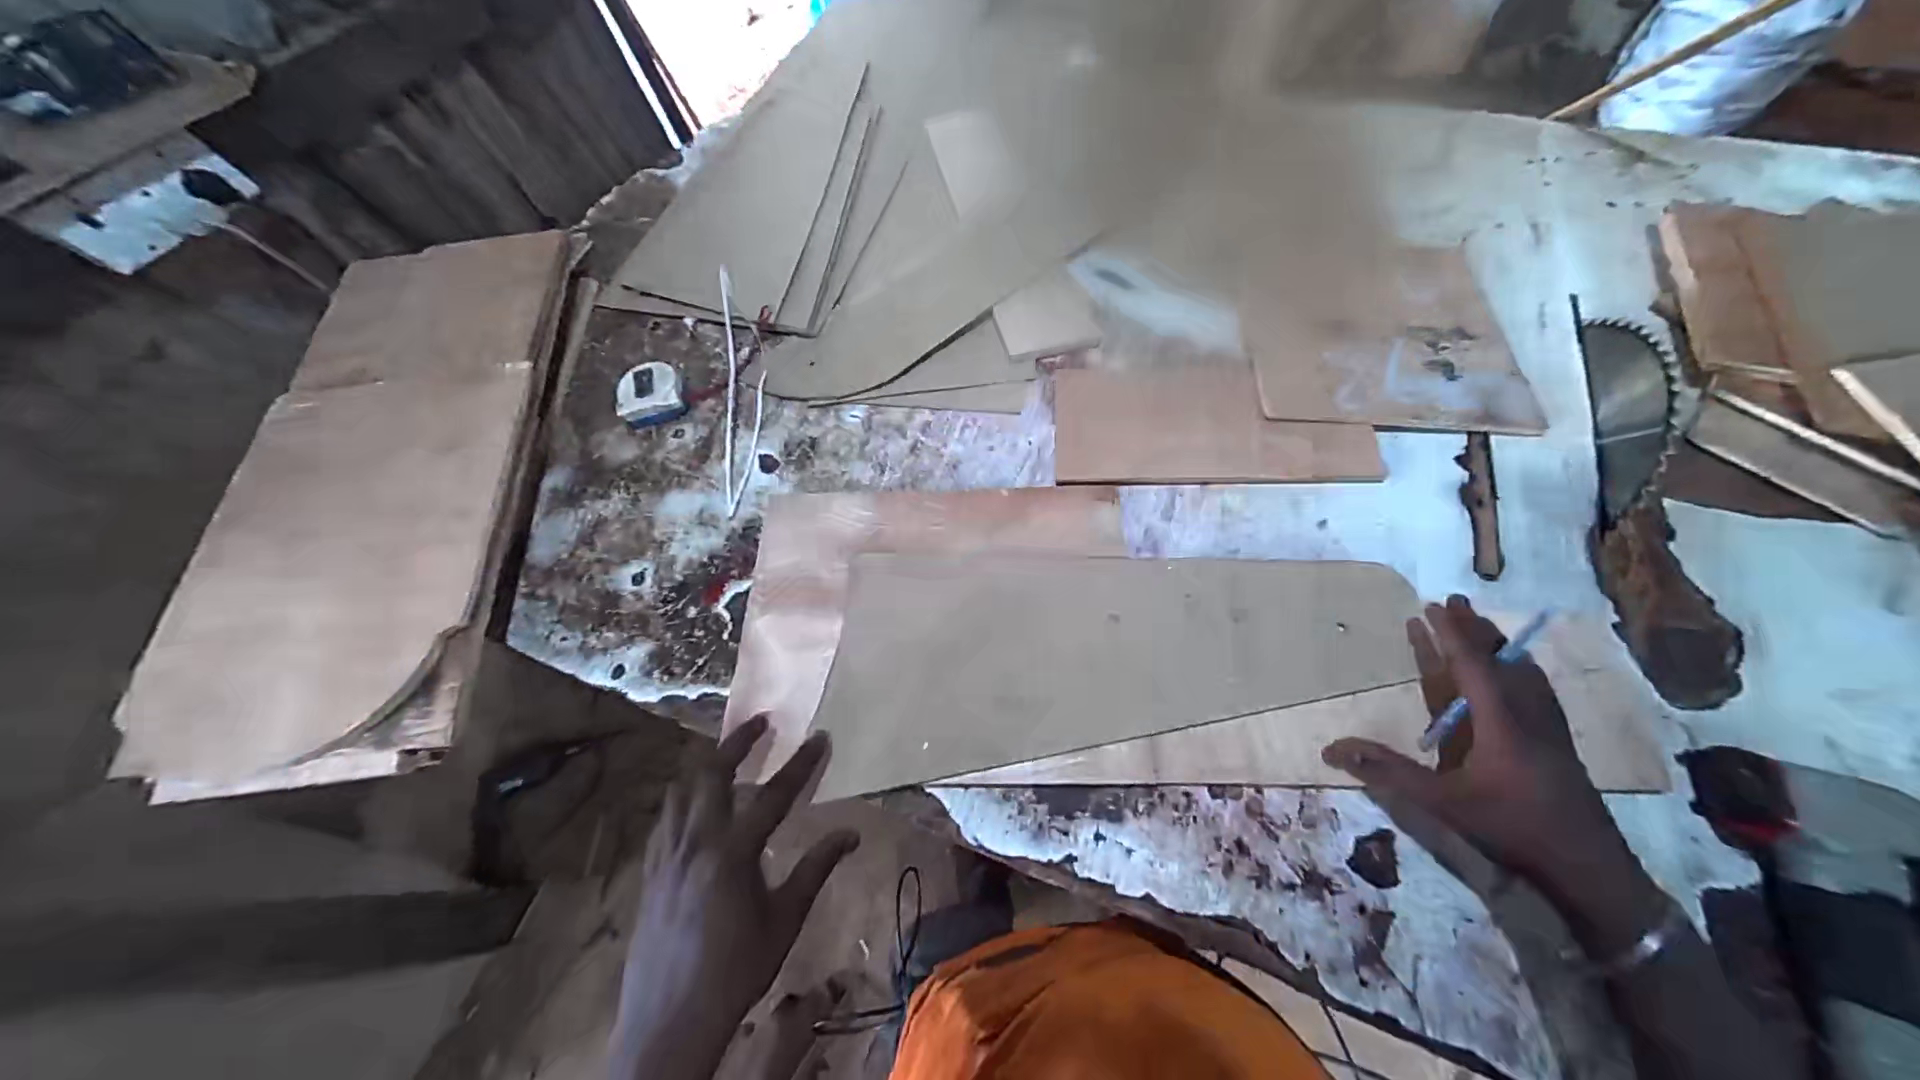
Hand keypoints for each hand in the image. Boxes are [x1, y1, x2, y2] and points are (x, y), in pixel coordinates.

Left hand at [610, 717, 858, 1079]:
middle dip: (738, 742)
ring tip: (727, 754)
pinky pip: (665, 819)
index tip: (820, 737)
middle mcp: (695, 842)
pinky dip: (684, 799)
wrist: (671, 1020)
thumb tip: (850, 834)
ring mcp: (666, 855)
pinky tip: (693, 805)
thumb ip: (816, 869)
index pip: (774, 794)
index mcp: (733, 853)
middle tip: (761, 723)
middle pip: (713, 774)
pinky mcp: (650, 871)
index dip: (801, 764)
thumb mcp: (785, 920)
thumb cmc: (737, 970)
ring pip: (681, 791)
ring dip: (706, 766)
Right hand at [1322, 596, 1664, 954]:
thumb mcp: (1441, 802)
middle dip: (1475, 629)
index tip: (1433, 606)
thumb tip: (1331, 749)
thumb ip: (1387, 773)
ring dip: (1498, 646)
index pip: (1472, 665)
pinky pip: (1538, 690)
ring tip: (1481, 626)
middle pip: (1501, 660)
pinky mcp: (1560, 744)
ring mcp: (1550, 729)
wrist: (1590, 870)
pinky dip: (1519, 669)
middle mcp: (1529, 715)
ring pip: (1524, 673)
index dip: (1450, 634)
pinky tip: (1518, 675)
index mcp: (1501, 721)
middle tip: (1454, 600)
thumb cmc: (1511, 829)